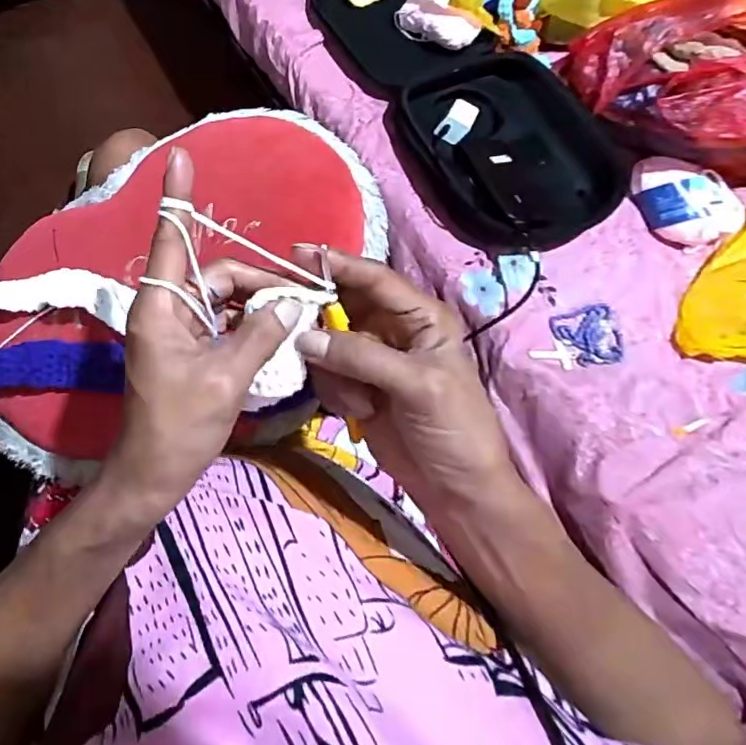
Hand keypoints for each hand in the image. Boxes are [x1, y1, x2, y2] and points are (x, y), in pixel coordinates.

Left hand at [102, 147, 300, 520]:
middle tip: (300, 301)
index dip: (177, 196)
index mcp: (161, 307)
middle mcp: (165, 308)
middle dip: (257, 281)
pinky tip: (278, 331)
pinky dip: (248, 322)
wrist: (152, 474)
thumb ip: (260, 334)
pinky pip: (222, 319)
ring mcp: (176, 327)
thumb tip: (290, 302)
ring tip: (295, 317)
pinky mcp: (187, 346)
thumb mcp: (227, 379)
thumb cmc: (179, 427)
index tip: (179, 155)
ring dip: (256, 304)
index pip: (170, 239)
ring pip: (223, 297)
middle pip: (215, 273)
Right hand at [293, 248, 523, 509]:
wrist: (457, 490)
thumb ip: (361, 356)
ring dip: (332, 369)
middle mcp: (392, 329)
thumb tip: (304, 337)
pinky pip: (325, 371)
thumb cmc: (454, 429)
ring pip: (326, 340)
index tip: (297, 254)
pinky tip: (358, 412)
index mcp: (420, 317)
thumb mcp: (417, 385)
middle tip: (288, 316)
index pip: (374, 279)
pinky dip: (333, 390)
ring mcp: (370, 357)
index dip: (338, 264)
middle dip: (320, 314)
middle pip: (342, 303)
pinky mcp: (354, 384)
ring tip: (357, 401)